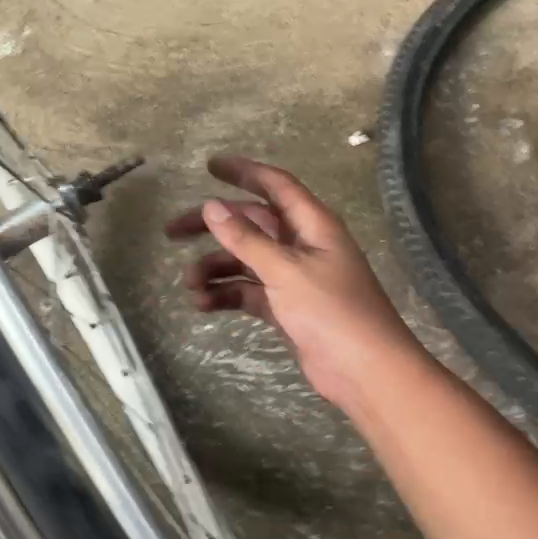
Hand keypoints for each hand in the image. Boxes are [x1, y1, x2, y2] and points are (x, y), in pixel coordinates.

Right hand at [165, 156, 429, 408]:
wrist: (365, 372)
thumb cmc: (332, 311)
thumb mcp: (285, 270)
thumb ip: (245, 238)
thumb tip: (210, 206)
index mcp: (312, 226)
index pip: (275, 186)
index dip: (244, 172)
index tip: (209, 166)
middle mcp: (302, 245)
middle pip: (250, 224)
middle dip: (212, 227)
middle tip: (172, 231)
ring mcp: (293, 277)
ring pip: (243, 260)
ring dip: (214, 268)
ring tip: (190, 285)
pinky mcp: (285, 306)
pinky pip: (246, 290)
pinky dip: (224, 294)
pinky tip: (203, 304)